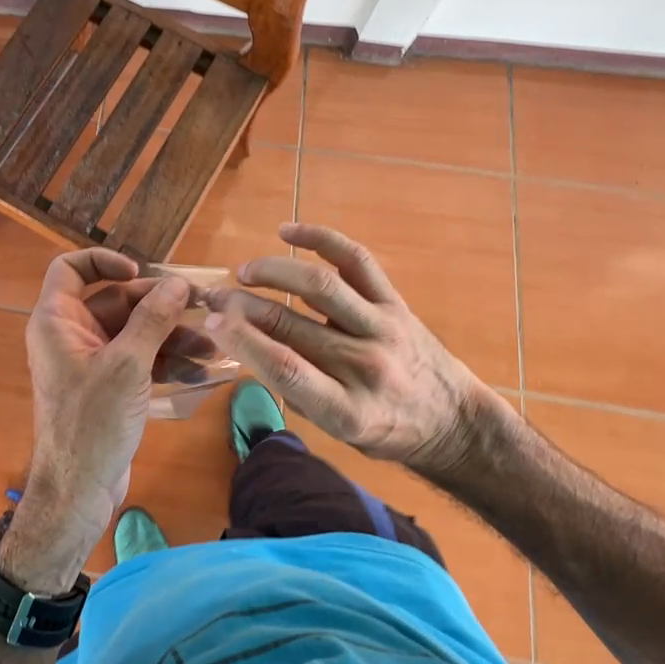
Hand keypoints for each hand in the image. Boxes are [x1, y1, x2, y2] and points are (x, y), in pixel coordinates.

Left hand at [0, 249, 195, 591]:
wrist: (79, 491)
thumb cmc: (93, 422)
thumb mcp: (127, 365)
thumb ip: (153, 319)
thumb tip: (179, 283)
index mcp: (57, 320)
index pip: (71, 269)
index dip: (104, 261)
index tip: (140, 272)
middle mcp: (70, 335)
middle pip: (116, 302)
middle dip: (159, 305)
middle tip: (203, 307)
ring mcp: (90, 362)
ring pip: (133, 332)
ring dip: (170, 336)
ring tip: (212, 347)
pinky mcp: (108, 387)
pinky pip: (138, 360)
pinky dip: (165, 361)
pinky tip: (200, 371)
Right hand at [204, 223, 496, 474]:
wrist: (454, 421)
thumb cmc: (386, 431)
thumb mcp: (338, 431)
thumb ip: (296, 390)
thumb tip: (245, 342)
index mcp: (348, 411)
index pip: (285, 369)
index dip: (242, 341)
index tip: (210, 323)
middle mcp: (366, 366)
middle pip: (290, 323)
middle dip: (241, 306)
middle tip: (212, 298)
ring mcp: (383, 328)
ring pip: (318, 285)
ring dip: (272, 272)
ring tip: (244, 272)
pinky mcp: (395, 303)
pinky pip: (356, 260)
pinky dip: (320, 239)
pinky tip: (288, 232)